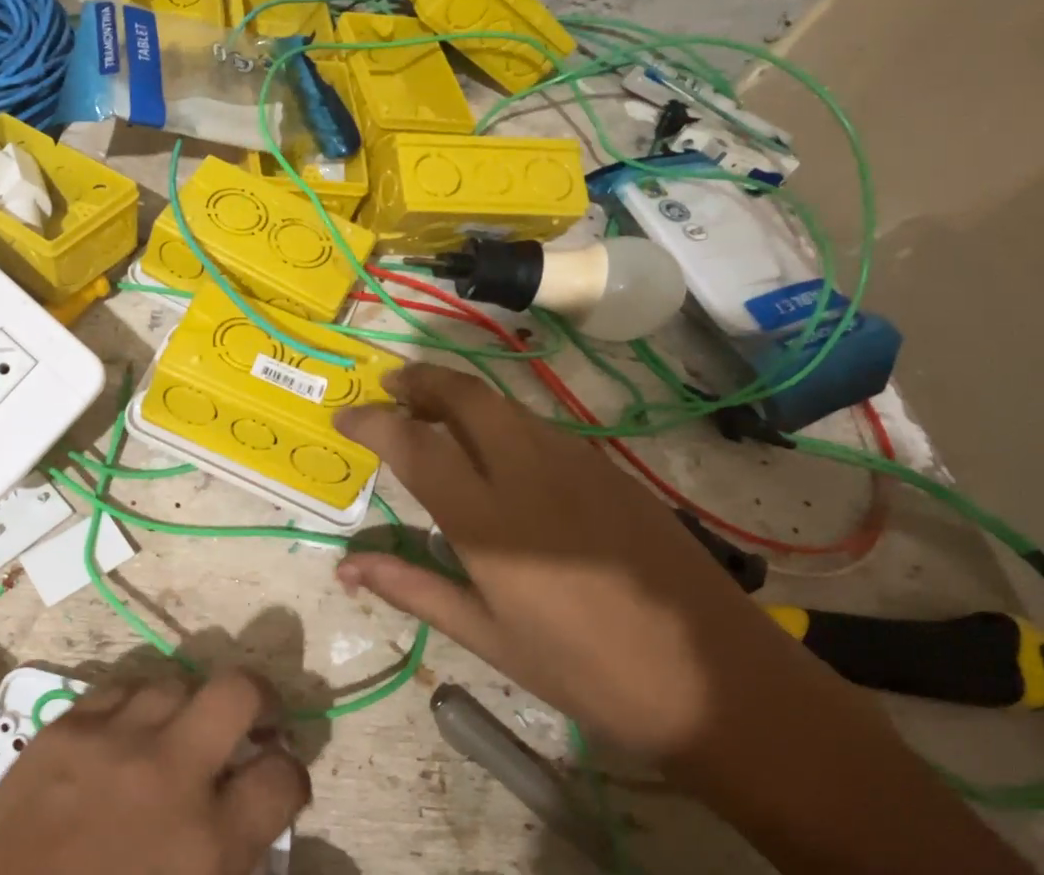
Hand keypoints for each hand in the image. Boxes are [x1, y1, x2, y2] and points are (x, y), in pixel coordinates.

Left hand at [0, 671, 307, 874]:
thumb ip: (225, 858)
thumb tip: (244, 823)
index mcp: (209, 841)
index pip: (284, 779)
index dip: (291, 777)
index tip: (278, 779)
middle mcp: (168, 773)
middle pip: (237, 692)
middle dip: (259, 699)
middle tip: (252, 721)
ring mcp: (111, 739)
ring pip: (173, 681)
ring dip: (188, 706)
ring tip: (179, 730)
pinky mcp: (64, 724)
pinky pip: (117, 688)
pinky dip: (133, 706)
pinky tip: (126, 729)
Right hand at [333, 364, 826, 758]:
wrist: (720, 684)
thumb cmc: (586, 672)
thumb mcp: (487, 638)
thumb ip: (412, 589)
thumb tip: (345, 566)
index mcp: (489, 521)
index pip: (415, 445)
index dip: (372, 422)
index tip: (345, 419)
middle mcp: (531, 476)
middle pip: (466, 397)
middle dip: (421, 380)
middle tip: (390, 387)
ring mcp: (580, 468)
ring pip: (507, 407)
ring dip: (462, 398)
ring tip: (433, 414)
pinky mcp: (615, 475)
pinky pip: (542, 430)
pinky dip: (503, 423)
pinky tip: (499, 455)